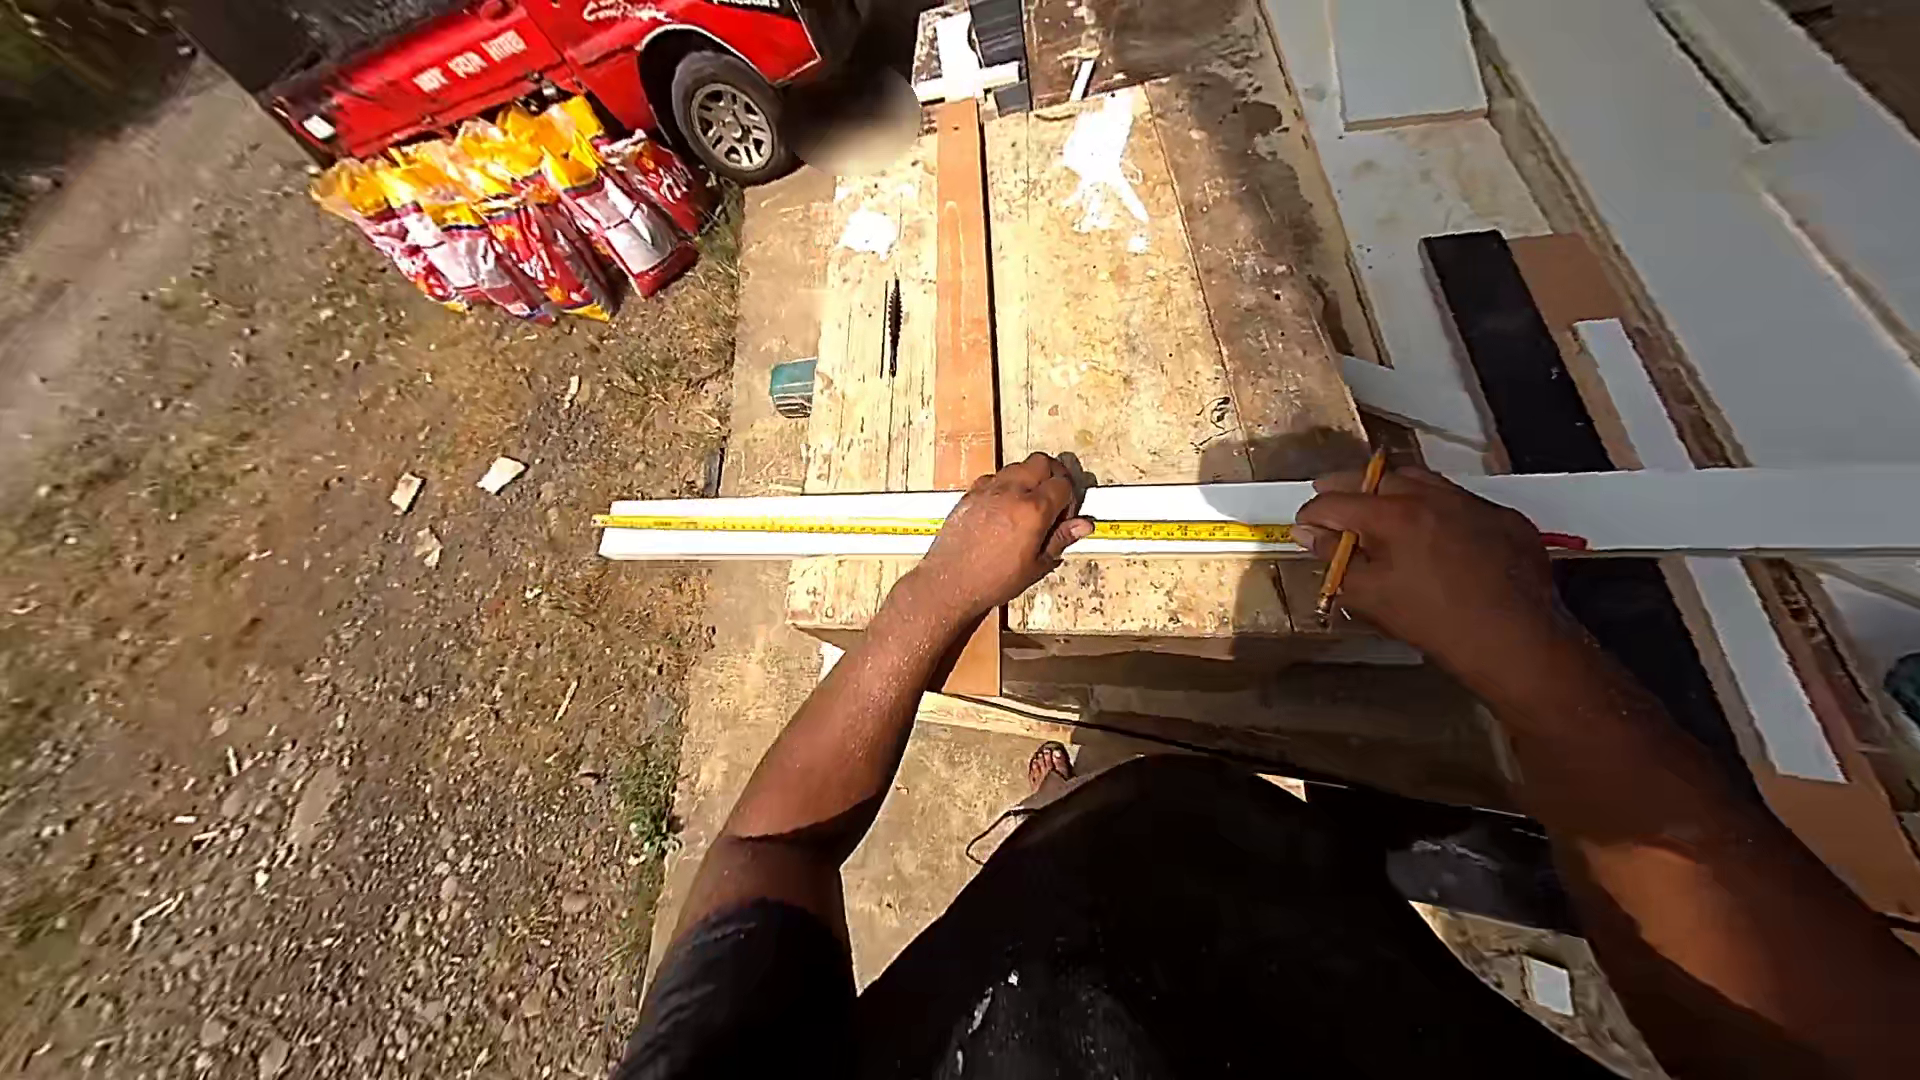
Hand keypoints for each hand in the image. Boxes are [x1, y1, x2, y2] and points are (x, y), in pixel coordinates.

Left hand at [910, 453, 1092, 620]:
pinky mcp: (971, 493)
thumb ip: (1060, 539)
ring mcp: (988, 490)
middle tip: (1054, 498)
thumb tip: (1082, 526)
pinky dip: (1005, 485)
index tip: (1065, 515)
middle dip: (1053, 476)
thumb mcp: (1036, 565)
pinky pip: (994, 477)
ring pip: (1018, 465)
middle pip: (1043, 462)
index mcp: (1033, 510)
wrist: (951, 583)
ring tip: (1030, 504)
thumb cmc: (991, 580)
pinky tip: (1005, 507)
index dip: (1070, 499)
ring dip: (1029, 477)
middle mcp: (1011, 492)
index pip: (1064, 484)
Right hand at [1294, 466, 1572, 673]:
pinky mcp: (1502, 518)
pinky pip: (1456, 499)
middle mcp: (1431, 498)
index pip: (1334, 502)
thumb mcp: (1366, 593)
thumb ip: (1333, 556)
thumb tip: (1308, 533)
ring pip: (1418, 479)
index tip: (1304, 527)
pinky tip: (1425, 528)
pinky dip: (1430, 505)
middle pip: (1374, 477)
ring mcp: (1470, 504)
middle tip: (1326, 499)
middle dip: (1343, 487)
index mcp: (1392, 515)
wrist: (1514, 641)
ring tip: (1372, 503)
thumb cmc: (1431, 620)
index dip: (1311, 514)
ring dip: (1387, 487)